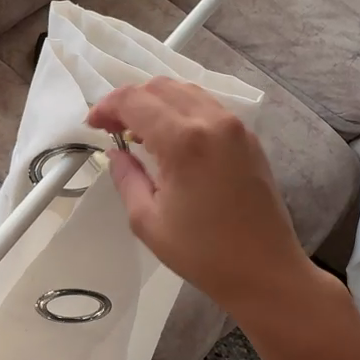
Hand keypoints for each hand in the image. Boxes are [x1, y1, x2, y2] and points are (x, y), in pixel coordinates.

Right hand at [87, 77, 327, 317]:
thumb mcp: (146, 219)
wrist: (266, 272)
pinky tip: (169, 137)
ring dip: (154, 102)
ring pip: (184, 91)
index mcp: (184, 141)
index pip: (134, 100)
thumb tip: (116, 152)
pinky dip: (179, 110)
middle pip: (159, 87)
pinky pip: (206, 106)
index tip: (92, 126)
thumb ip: (126, 176)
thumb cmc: (202, 253)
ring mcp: (235, 127)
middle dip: (128, 101)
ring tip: (138, 131)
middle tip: (111, 127)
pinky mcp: (248, 138)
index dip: (106, 107)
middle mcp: (212, 122)